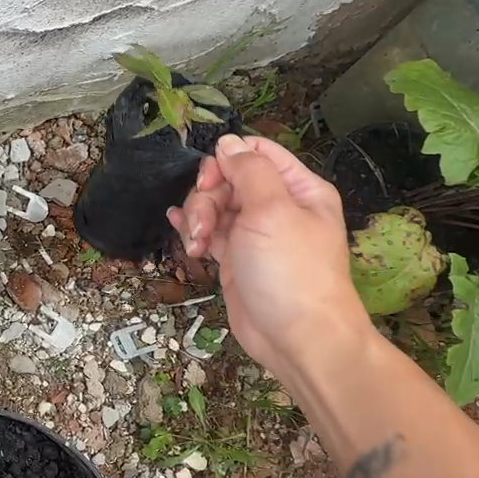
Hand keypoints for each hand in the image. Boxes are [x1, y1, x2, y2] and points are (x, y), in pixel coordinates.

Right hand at [166, 134, 371, 382]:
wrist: (296, 335)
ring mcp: (255, 234)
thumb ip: (249, 170)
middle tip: (202, 225)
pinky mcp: (236, 259)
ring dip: (197, 220)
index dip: (226, 161)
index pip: (256, 152)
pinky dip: (192, 230)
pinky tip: (180, 230)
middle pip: (228, 180)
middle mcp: (277, 207)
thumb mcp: (272, 211)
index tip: (210, 182)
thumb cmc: (291, 270)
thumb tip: (227, 142)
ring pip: (214, 207)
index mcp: (298, 188)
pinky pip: (209, 233)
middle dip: (206, 198)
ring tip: (197, 246)